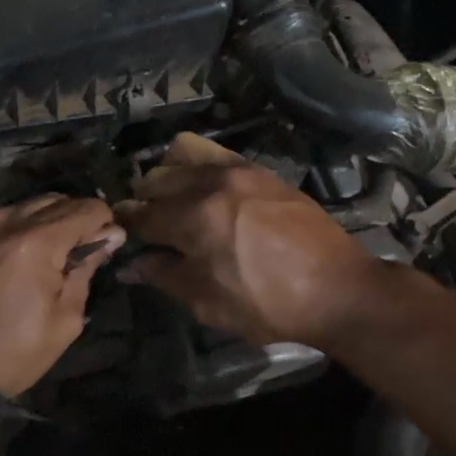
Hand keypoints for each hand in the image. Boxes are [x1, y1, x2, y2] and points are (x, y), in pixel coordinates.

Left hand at [0, 194, 125, 395]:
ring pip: (17, 207)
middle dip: (69, 219)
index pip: (85, 208)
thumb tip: (108, 237)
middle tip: (69, 249)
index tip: (104, 237)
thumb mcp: (64, 322)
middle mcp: (2, 219)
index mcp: (36, 243)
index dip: (102, 220)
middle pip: (52, 200)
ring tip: (28, 256)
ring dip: (32, 225)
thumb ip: (86, 272)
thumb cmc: (9, 354)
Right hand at [115, 133, 381, 346]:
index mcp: (194, 220)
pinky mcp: (256, 168)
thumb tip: (129, 265)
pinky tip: (198, 185)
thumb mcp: (209, 302)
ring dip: (165, 178)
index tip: (117, 234)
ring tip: (170, 201)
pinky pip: (210, 151)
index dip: (124, 226)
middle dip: (142, 203)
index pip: (141, 216)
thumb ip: (164, 276)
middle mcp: (209, 184)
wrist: (337, 288)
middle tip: (145, 226)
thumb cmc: (269, 305)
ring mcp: (235, 170)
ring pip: (178, 158)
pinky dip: (192, 162)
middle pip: (155, 182)